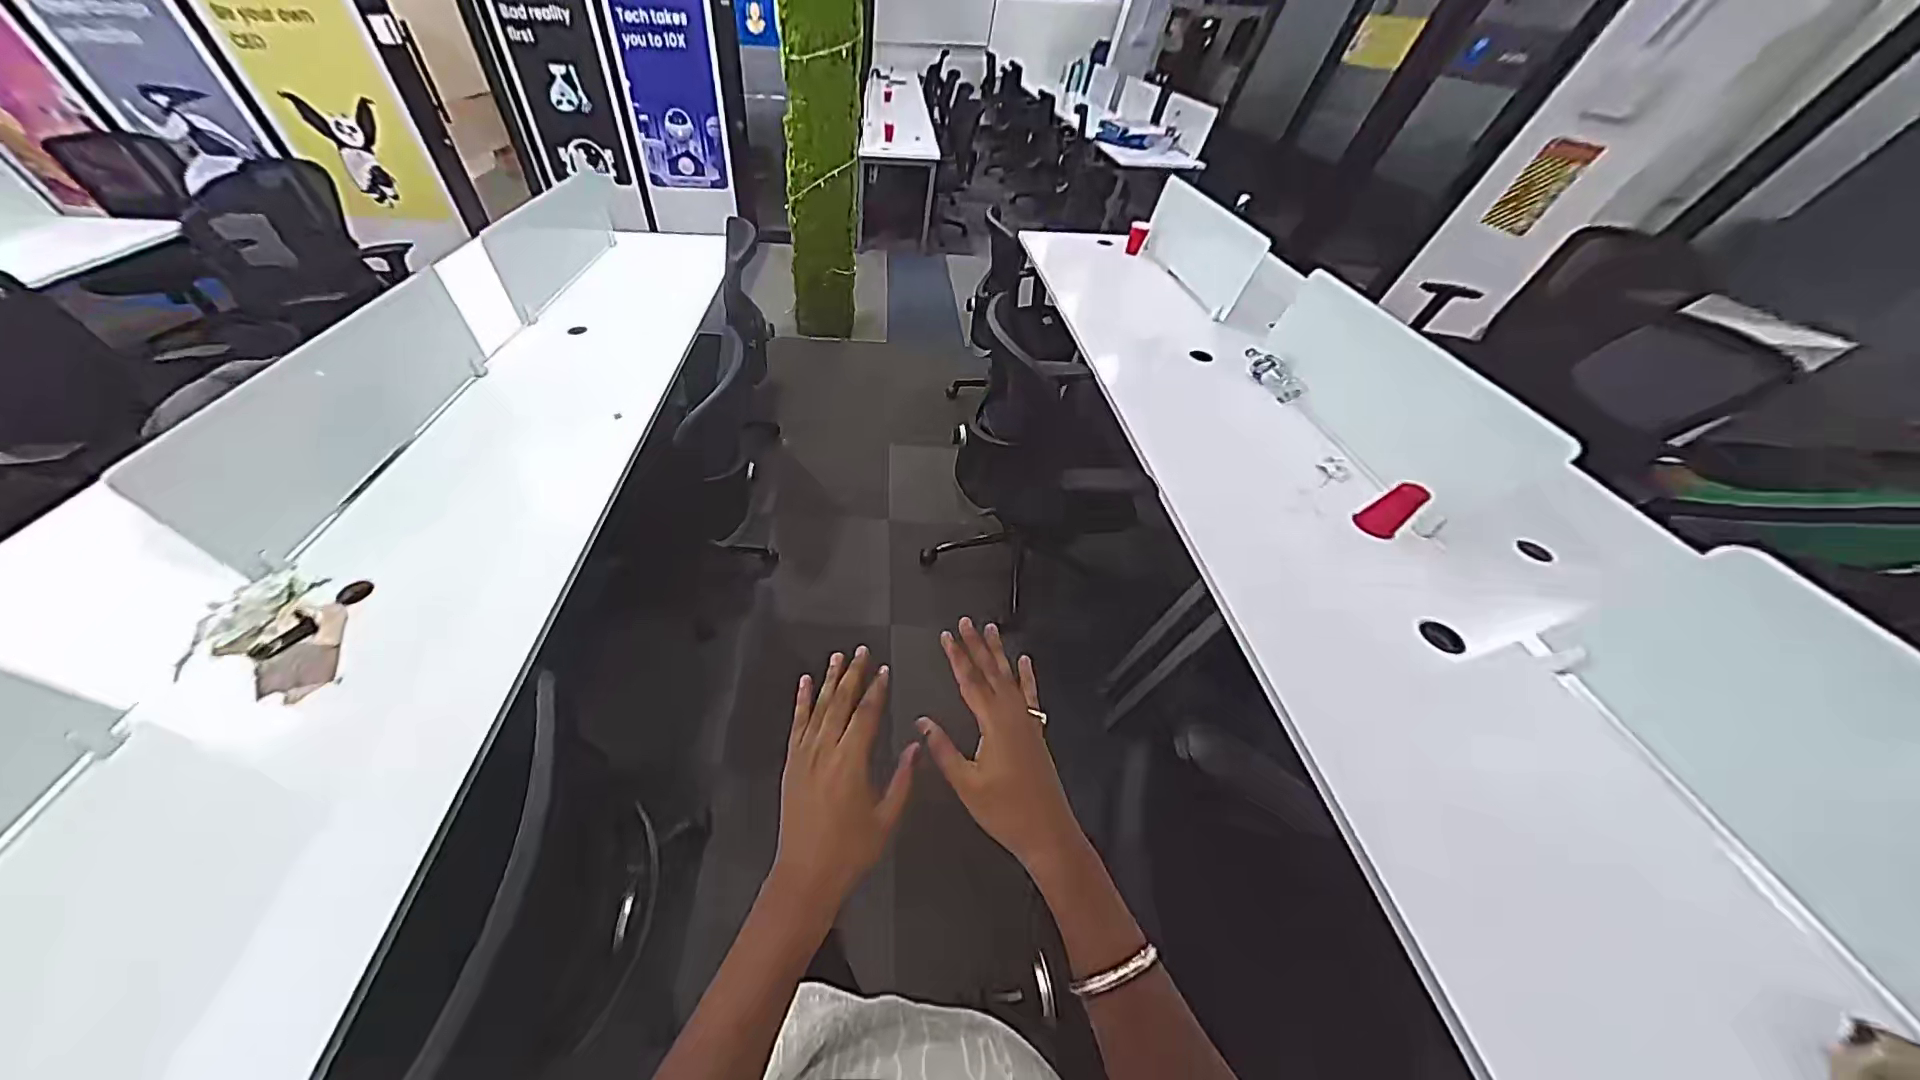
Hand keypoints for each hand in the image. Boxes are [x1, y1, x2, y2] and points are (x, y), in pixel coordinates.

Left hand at [774, 647, 917, 913]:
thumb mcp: (887, 818)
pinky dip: (801, 701)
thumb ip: (903, 779)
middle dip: (853, 675)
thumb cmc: (852, 850)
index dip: (876, 690)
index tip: (884, 669)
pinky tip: (805, 683)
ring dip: (829, 681)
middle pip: (841, 703)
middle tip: (862, 651)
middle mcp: (825, 751)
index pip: (866, 715)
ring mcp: (804, 755)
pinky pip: (796, 724)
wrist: (805, 875)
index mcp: (851, 762)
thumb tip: (916, 744)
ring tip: (838, 656)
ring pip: (818, 708)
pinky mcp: (791, 763)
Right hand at [917, 618, 1083, 871]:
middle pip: (991, 671)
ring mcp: (1028, 721)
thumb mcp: (966, 784)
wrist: (1047, 831)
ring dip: (999, 653)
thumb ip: (943, 750)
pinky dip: (1027, 677)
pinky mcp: (1036, 731)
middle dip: (976, 645)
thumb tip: (923, 723)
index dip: (956, 656)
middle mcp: (1013, 715)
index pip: (970, 681)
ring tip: (992, 630)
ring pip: (1010, 677)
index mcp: (994, 723)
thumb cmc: (1005, 811)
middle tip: (966, 622)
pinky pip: (1031, 695)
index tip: (947, 636)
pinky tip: (1025, 662)